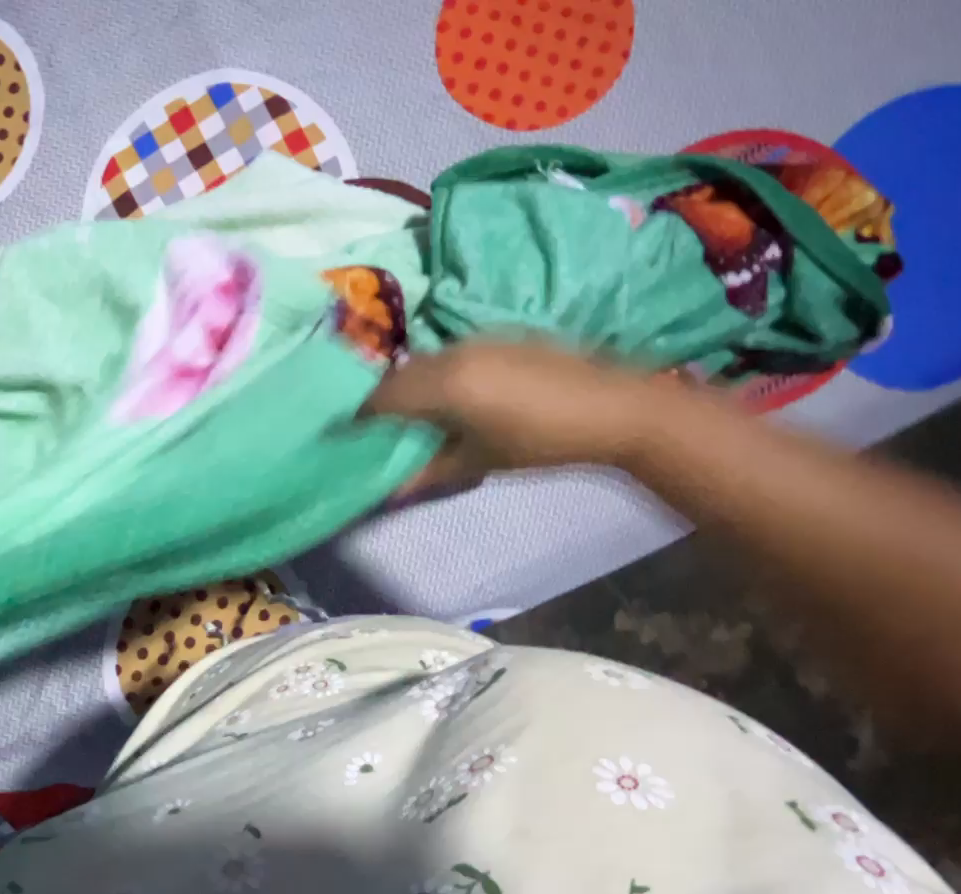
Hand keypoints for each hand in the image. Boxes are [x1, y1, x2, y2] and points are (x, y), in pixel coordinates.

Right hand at [359, 342, 695, 496]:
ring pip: (425, 363)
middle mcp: (454, 353)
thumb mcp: (480, 461)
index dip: (359, 416)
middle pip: (400, 375)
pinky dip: (437, 376)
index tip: (344, 434)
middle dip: (382, 401)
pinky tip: (449, 399)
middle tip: (374, 430)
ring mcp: (479, 341)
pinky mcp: (501, 337)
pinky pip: (451, 355)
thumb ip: (429, 470)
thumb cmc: (543, 442)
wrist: (615, 408)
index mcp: (445, 384)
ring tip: (410, 417)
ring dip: (410, 387)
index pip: (383, 397)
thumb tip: (389, 489)